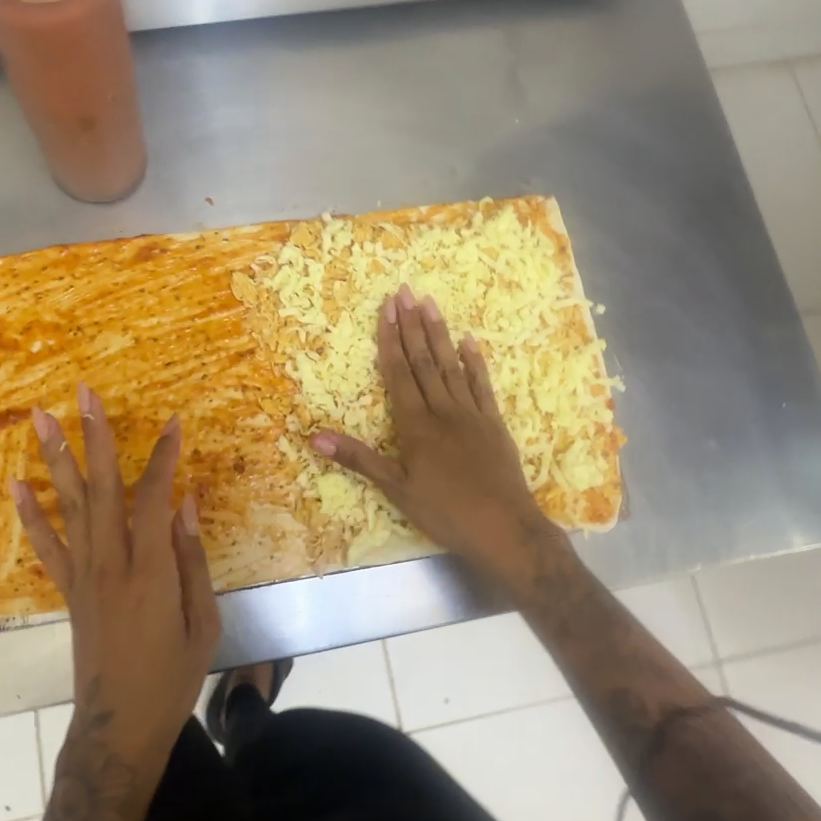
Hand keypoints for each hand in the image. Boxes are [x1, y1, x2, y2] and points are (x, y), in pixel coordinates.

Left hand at [13, 384, 219, 820]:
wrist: (119, 727)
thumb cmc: (172, 677)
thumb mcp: (202, 622)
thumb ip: (192, 559)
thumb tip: (185, 502)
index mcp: (150, 570)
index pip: (153, 497)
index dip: (163, 457)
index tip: (173, 423)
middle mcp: (110, 563)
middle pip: (101, 487)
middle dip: (94, 436)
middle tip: (84, 393)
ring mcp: (83, 575)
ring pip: (69, 505)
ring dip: (56, 458)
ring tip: (41, 418)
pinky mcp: (68, 591)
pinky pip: (46, 546)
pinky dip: (30, 514)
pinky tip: (16, 485)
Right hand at [312, 285, 566, 589]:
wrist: (506, 529)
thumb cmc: (445, 512)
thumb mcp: (396, 490)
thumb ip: (358, 459)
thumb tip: (314, 437)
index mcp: (415, 424)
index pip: (398, 372)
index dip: (390, 339)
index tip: (386, 307)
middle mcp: (443, 410)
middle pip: (424, 360)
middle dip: (411, 325)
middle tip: (405, 291)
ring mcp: (472, 414)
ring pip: (451, 365)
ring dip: (439, 333)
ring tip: (430, 303)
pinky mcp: (494, 423)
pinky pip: (482, 385)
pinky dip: (475, 362)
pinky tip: (469, 341)